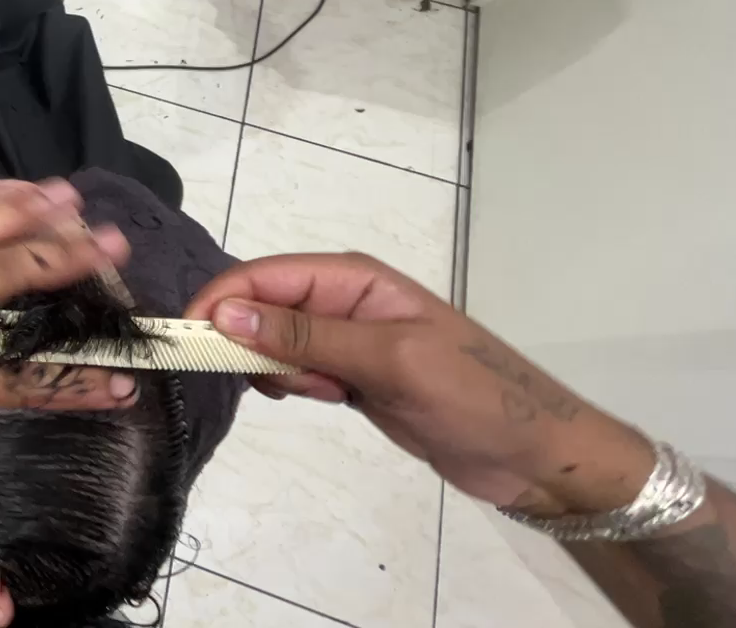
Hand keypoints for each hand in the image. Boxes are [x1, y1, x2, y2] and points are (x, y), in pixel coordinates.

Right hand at [184, 252, 654, 518]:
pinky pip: (290, 364)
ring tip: (318, 391)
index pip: (261, 276)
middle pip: (258, 304)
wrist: (543, 459)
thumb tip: (225, 312)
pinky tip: (321, 396)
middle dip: (249, 340)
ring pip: (268, 338)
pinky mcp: (343, 368)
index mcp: (349, 277)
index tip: (192, 338)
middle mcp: (337, 297)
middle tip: (277, 380)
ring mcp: (340, 333)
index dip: (221, 300)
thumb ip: (303, 334)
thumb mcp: (389, 361)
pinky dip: (290, 381)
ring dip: (275, 366)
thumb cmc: (475, 396)